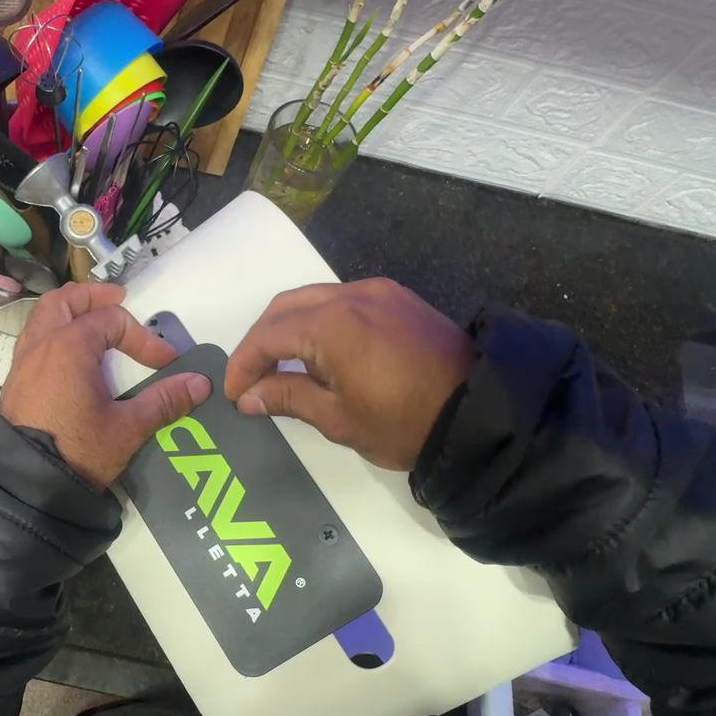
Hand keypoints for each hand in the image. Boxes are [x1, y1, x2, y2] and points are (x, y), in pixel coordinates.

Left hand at [0, 282, 212, 487]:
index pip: (113, 321)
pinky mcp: (16, 383)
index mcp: (70, 346)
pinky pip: (35, 341)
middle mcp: (42, 345)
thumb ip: (164, 401)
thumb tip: (200, 384)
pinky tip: (71, 357)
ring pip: (43, 318)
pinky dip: (54, 335)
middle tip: (118, 299)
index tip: (165, 364)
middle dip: (93, 297)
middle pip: (64, 301)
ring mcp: (23, 363)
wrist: (25, 485)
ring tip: (93, 322)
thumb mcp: (127, 428)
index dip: (144, 338)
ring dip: (70, 313)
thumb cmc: (77, 451)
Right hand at [224, 279, 474, 470]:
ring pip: (313, 299)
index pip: (267, 336)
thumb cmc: (403, 423)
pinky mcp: (398, 299)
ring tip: (282, 369)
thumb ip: (286, 397)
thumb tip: (247, 396)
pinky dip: (319, 322)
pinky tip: (321, 354)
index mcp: (331, 324)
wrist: (481, 416)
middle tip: (252, 379)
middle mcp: (350, 295)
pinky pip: (343, 301)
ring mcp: (378, 292)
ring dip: (289, 329)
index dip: (243, 364)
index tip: (234, 393)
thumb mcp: (337, 418)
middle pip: (285, 308)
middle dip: (261, 341)